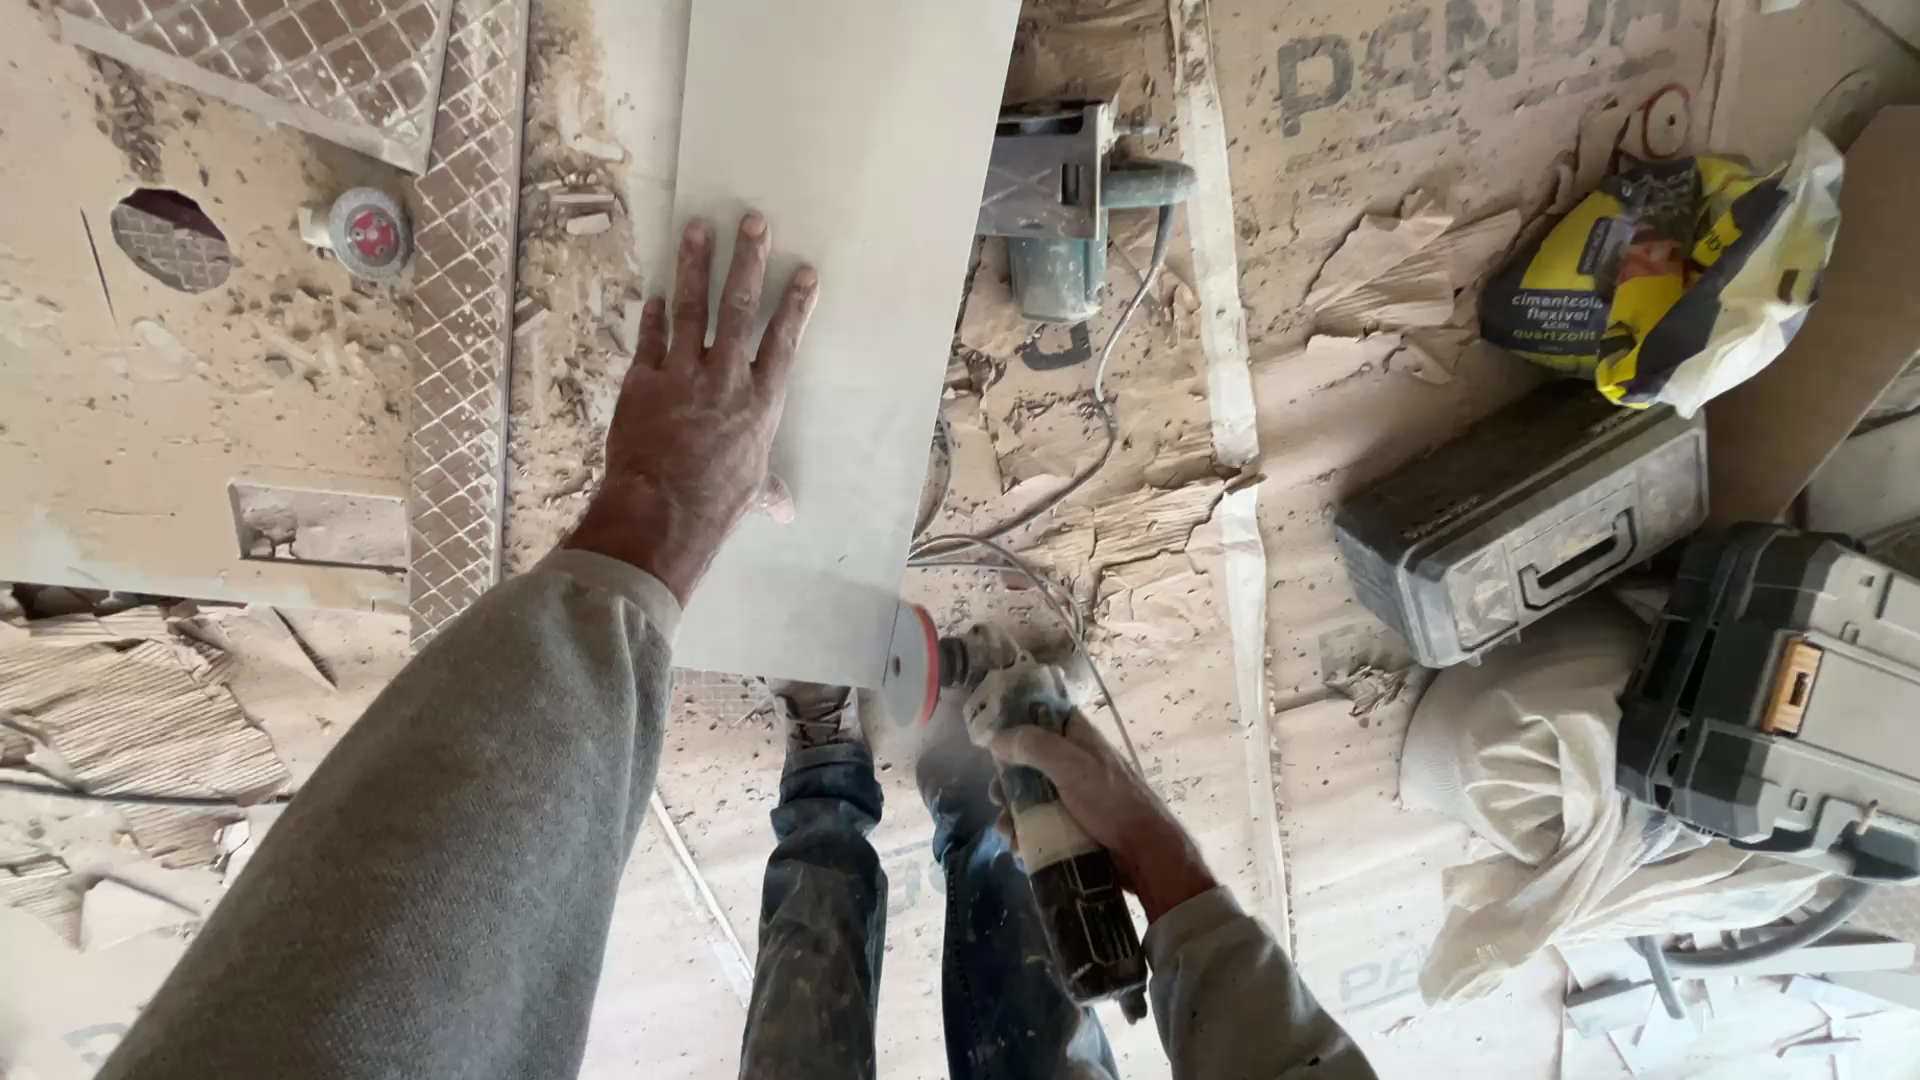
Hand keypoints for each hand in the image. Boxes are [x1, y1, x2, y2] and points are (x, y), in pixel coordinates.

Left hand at [566, 214, 818, 602]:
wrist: (664, 507)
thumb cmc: (719, 502)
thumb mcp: (753, 493)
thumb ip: (769, 491)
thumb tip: (785, 511)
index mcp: (761, 402)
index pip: (782, 342)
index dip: (794, 305)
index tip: (803, 272)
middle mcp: (726, 377)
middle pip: (739, 309)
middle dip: (746, 262)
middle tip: (751, 222)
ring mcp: (682, 374)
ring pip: (691, 308)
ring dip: (695, 266)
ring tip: (698, 227)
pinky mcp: (643, 380)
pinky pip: (650, 338)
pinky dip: (652, 315)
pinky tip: (654, 293)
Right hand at [990, 714, 1217, 923]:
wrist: (1145, 853)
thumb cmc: (1111, 799)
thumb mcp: (1071, 765)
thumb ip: (1033, 746)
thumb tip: (996, 739)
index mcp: (1075, 734)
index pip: (1038, 716)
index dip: (1013, 725)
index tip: (990, 742)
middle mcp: (1071, 758)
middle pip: (1026, 760)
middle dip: (1007, 782)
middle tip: (997, 798)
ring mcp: (1071, 791)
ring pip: (1029, 794)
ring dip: (1012, 813)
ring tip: (1007, 833)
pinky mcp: (1071, 820)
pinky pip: (1039, 820)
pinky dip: (1026, 832)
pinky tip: (1018, 847)